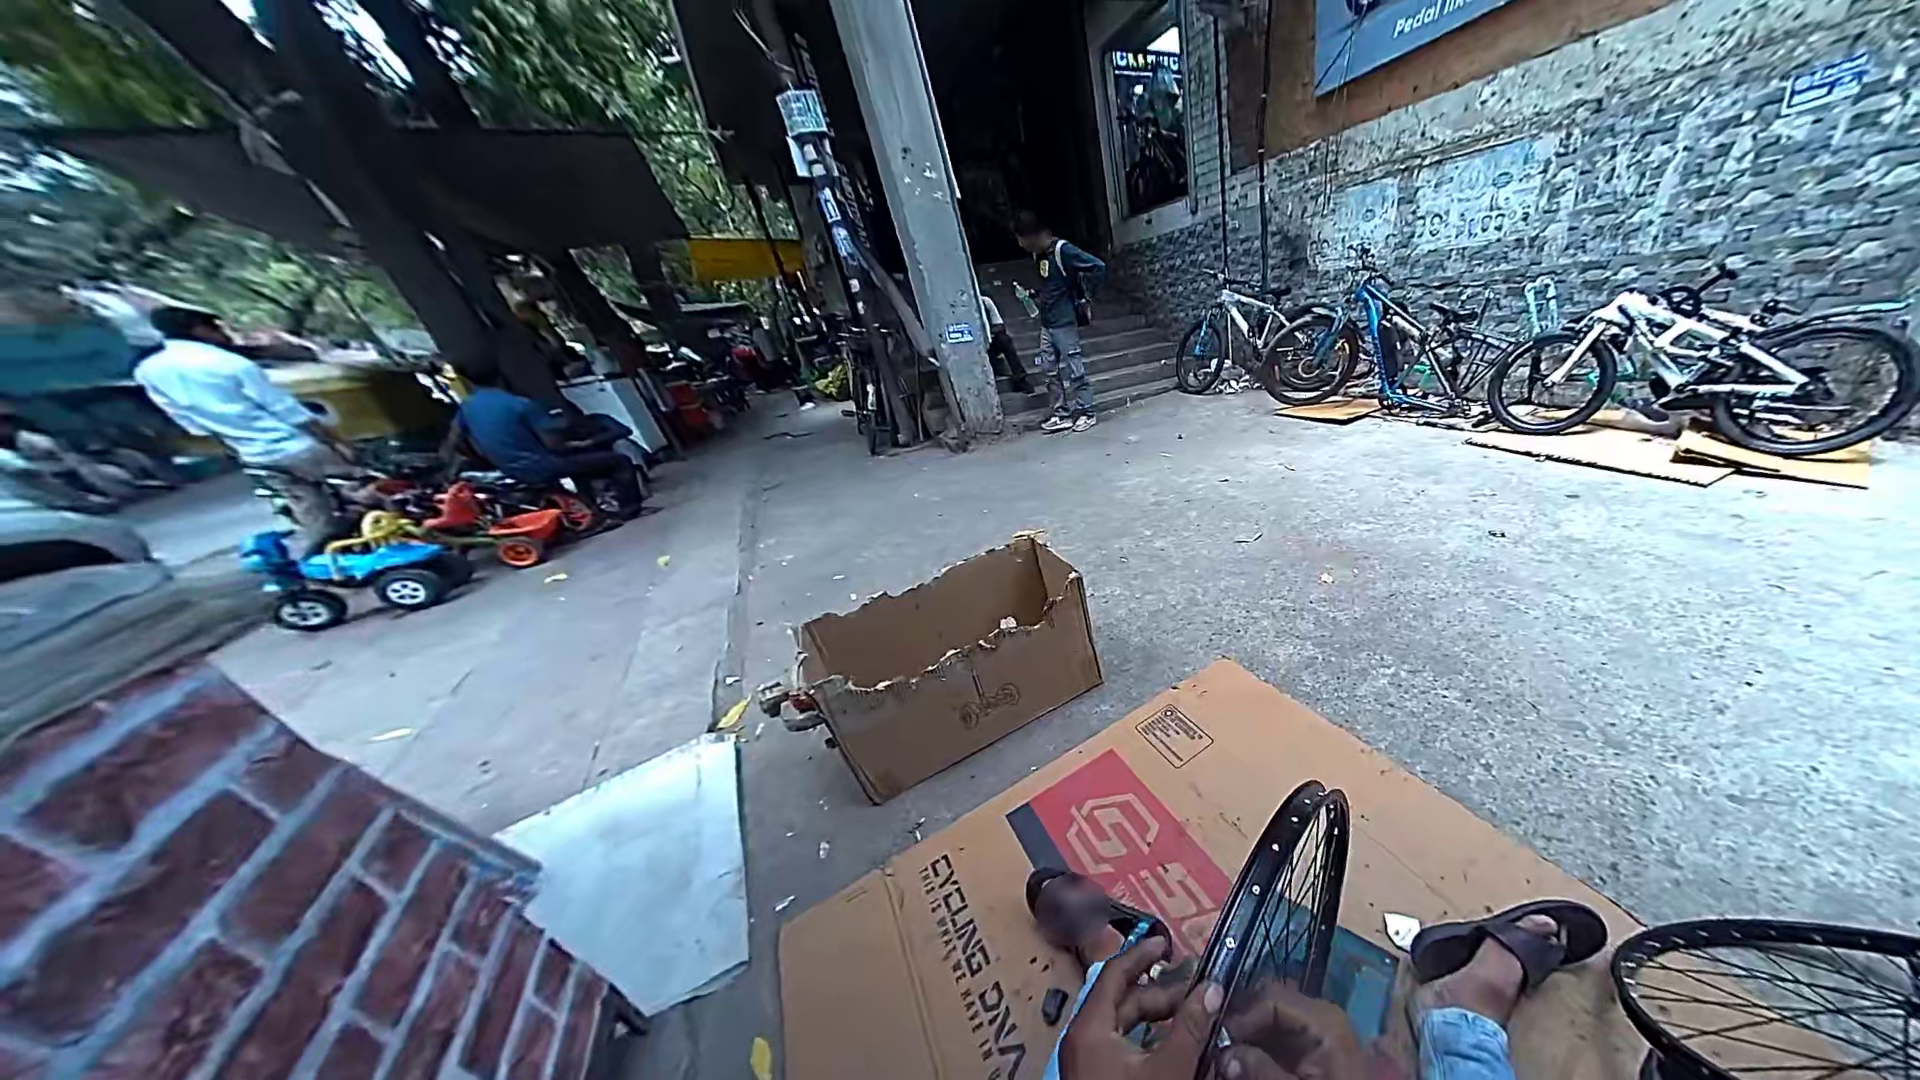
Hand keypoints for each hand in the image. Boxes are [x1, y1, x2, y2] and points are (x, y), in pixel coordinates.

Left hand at [1058, 933, 1221, 1079]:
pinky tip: (1178, 1046)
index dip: (1142, 955)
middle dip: (1160, 992)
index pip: (1115, 973)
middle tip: (1196, 988)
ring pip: (1126, 1026)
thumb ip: (1190, 1029)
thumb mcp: (1169, 1072)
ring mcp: (1090, 1062)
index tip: (1168, 942)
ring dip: (1158, 1018)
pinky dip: (1151, 1042)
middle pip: (1123, 1000)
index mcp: (1090, 1025)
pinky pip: (1125, 1049)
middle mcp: (1084, 1037)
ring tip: (1193, 1014)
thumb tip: (1212, 987)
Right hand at [1215, 982, 1366, 1079]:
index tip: (1219, 1038)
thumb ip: (1262, 1071)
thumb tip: (1223, 1054)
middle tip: (1219, 1043)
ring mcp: (1316, 1029)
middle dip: (1241, 1022)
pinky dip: (1258, 1044)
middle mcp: (1319, 1013)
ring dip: (1247, 1034)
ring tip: (1229, 1053)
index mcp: (1323, 1018)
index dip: (1242, 1016)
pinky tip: (1245, 1059)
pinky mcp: (1311, 1047)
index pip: (1269, 997)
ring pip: (1267, 1016)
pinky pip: (1276, 1034)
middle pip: (1266, 1001)